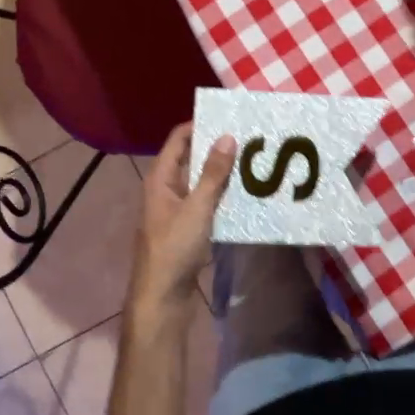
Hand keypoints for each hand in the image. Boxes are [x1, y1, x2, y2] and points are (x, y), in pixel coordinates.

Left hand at [130, 125, 236, 316]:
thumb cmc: (174, 249)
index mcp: (160, 179)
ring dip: (221, 173)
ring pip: (200, 182)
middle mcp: (165, 190)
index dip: (200, 124)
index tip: (230, 116)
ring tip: (253, 161)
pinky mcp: (187, 229)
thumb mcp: (197, 208)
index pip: (179, 139)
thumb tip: (227, 136)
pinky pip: (206, 203)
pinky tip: (246, 195)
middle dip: (216, 147)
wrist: (162, 298)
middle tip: (249, 137)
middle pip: (190, 158)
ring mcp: (175, 210)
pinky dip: (222, 195)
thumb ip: (212, 174)